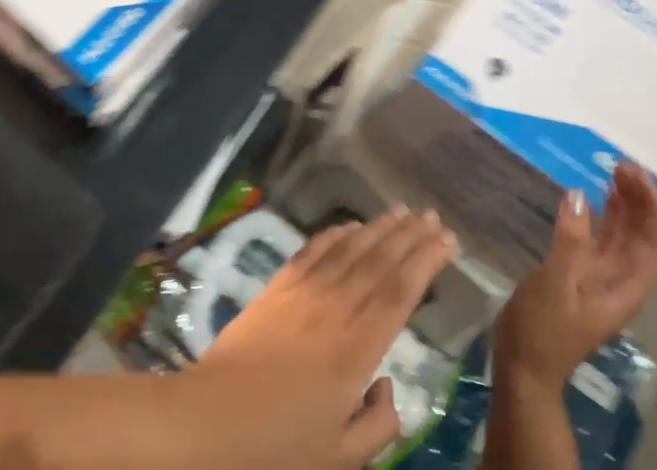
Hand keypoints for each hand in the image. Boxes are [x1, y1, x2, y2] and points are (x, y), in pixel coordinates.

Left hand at [192, 208, 458, 467]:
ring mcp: (299, 296)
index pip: (399, 294)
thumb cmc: (277, 444)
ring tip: (402, 211)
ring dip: (376, 229)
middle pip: (377, 263)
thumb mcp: (341, 455)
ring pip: (346, 251)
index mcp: (356, 350)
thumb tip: (386, 387)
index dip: (426, 263)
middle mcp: (332, 312)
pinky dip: (332, 235)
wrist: (208, 419)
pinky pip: (309, 253)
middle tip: (434, 217)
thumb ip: (378, 424)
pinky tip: (348, 225)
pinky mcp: (273, 291)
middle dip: (409, 237)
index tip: (448, 241)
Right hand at [496, 164, 656, 393]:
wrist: (525, 367)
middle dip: (640, 200)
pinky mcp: (579, 277)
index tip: (633, 175)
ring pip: (623, 237)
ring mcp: (601, 279)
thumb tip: (579, 195)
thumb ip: (570, 240)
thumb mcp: (555, 283)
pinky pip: (599, 242)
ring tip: (610, 172)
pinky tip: (587, 200)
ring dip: (622, 206)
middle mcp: (622, 280)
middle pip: (644, 236)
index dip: (653, 208)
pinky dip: (599, 218)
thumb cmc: (544, 329)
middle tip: (619, 164)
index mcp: (627, 286)